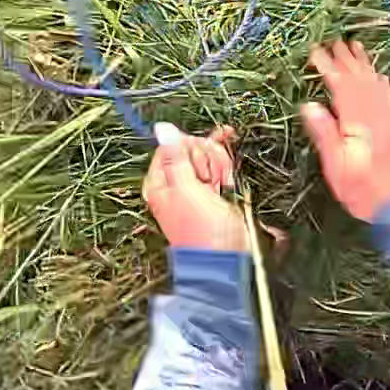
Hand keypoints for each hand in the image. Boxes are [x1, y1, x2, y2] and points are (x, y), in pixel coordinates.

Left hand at [142, 124, 247, 252]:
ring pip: (208, 157)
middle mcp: (175, 183)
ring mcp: (195, 188)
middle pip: (191, 149)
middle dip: (207, 158)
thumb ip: (176, 158)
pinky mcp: (214, 193)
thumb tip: (161, 128)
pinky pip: (219, 169)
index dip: (190, 148)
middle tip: (212, 181)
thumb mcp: (187, 191)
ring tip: (223, 186)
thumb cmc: (203, 231)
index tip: (202, 162)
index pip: (172, 145)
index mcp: (159, 183)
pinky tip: (229, 178)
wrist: (227, 262)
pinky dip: (226, 171)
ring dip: (220, 166)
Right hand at [301, 40, 389, 220]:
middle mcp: (375, 116)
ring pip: (375, 85)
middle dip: (347, 60)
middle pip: (359, 80)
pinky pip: (389, 97)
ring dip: (365, 65)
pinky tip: (381, 76)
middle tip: (336, 42)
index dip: (328, 68)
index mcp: (357, 123)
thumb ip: (324, 134)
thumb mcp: (335, 165)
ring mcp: (388, 120)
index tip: (316, 52)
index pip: (341, 87)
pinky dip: (383, 83)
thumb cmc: (361, 189)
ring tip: (357, 48)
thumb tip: (309, 106)